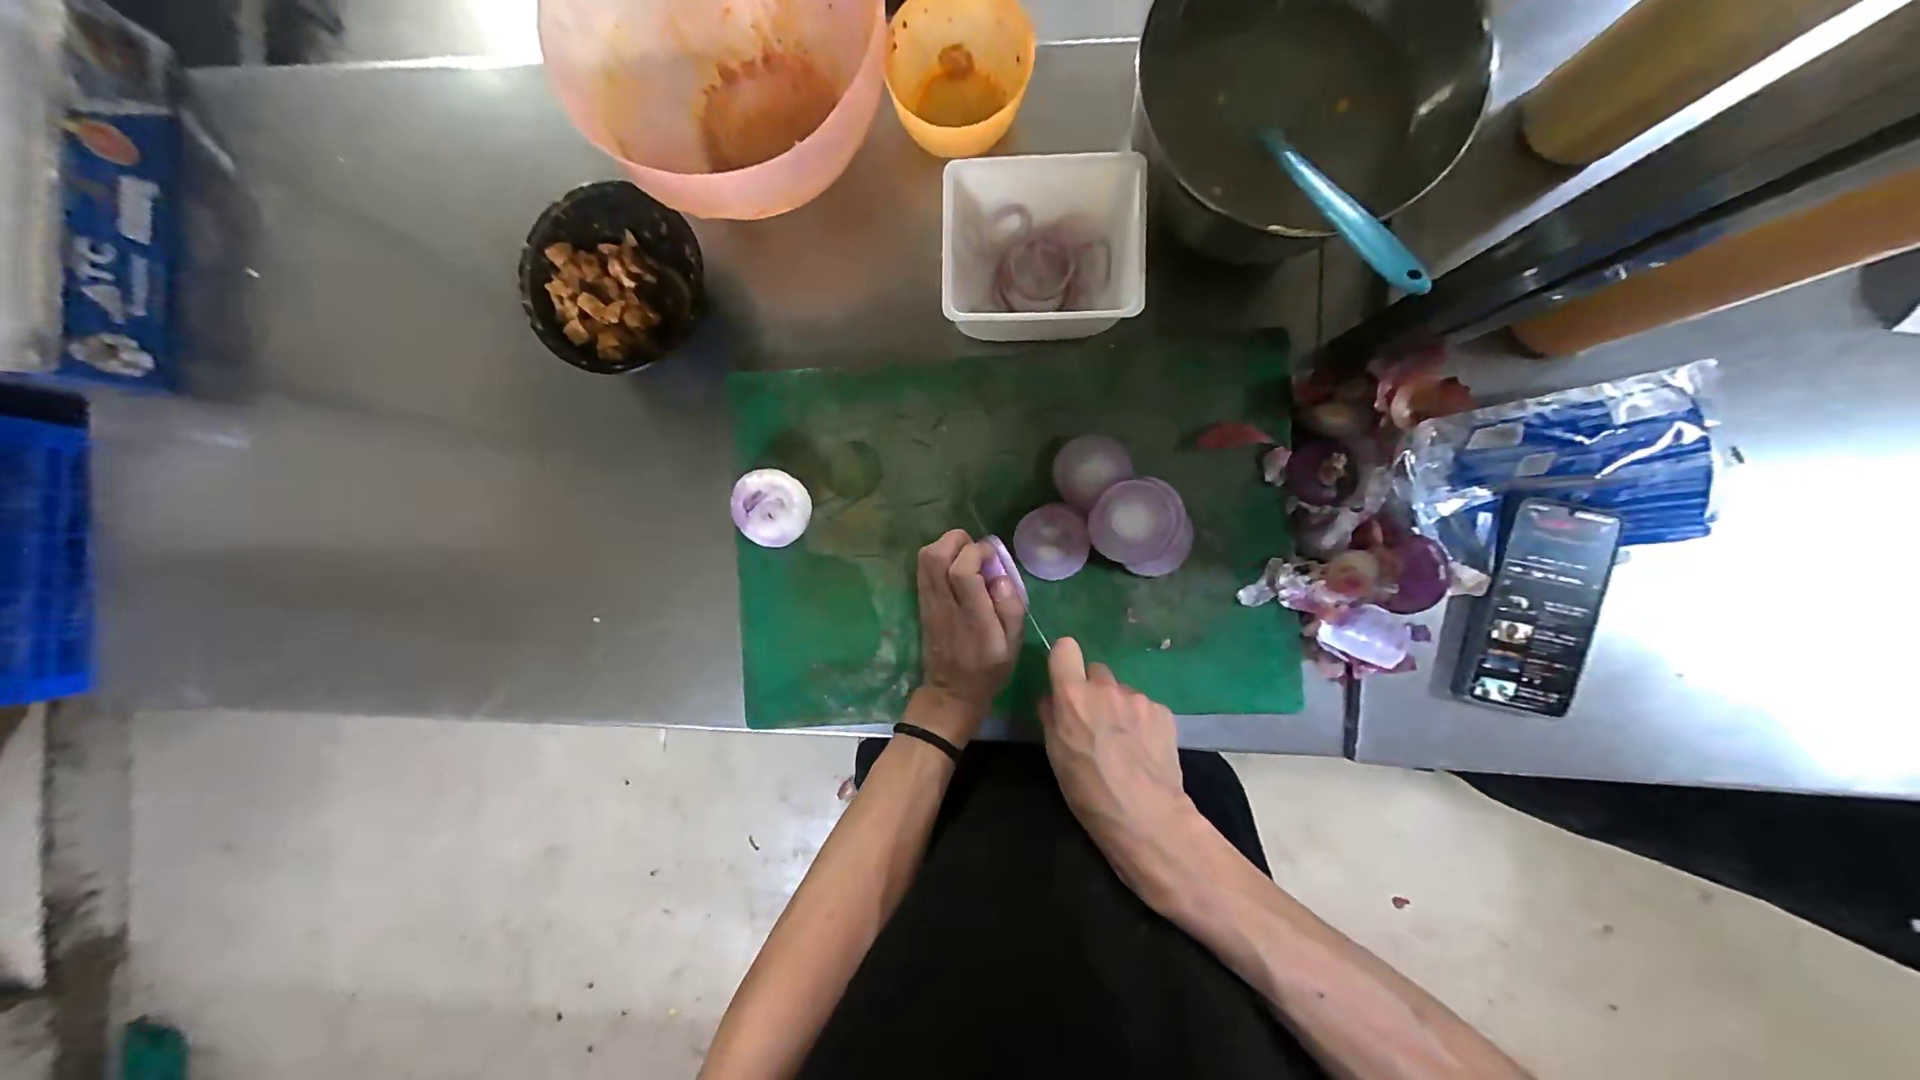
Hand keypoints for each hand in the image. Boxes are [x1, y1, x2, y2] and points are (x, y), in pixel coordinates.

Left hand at [912, 529, 1024, 743]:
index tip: (992, 556)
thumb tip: (1000, 576)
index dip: (977, 552)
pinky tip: (954, 567)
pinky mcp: (922, 602)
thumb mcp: (1012, 644)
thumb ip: (1011, 607)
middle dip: (957, 541)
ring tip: (966, 555)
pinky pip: (923, 570)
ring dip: (946, 546)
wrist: (951, 691)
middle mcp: (945, 603)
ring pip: (925, 558)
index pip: (962, 570)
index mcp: (971, 615)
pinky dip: (937, 558)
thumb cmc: (988, 669)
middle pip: (936, 555)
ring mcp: (929, 601)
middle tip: (977, 550)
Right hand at [1039, 637, 1197, 885]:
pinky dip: (1142, 720)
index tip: (1065, 679)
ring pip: (1122, 691)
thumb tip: (1052, 698)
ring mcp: (1138, 698)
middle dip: (1092, 689)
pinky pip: (1144, 706)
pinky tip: (1143, 747)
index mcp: (1073, 695)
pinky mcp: (1163, 711)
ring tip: (1123, 741)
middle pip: (1096, 670)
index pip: (1066, 648)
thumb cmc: (1088, 790)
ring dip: (1119, 706)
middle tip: (1095, 721)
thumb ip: (1051, 716)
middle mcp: (1106, 687)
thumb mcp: (1055, 754)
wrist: (1146, 817)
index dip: (1064, 661)